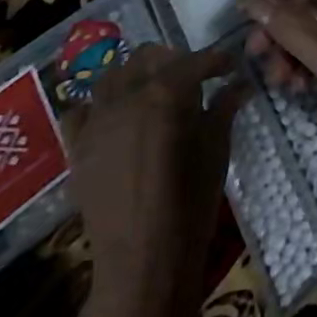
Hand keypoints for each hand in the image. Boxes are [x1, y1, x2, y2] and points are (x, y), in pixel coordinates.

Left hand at [64, 44, 250, 278]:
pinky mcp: (77, 145)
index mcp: (165, 93)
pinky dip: (100, 106)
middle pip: (148, 58)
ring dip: (137, 76)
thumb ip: (224, 110)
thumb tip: (240, 84)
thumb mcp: (216, 151)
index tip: (231, 66)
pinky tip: (116, 119)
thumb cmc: (190, 204)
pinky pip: (82, 110)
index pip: (195, 62)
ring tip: (155, 94)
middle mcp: (126, 95)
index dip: (217, 60)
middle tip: (195, 79)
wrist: (143, 259)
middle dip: (174, 61)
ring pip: (113, 76)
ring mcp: (96, 118)